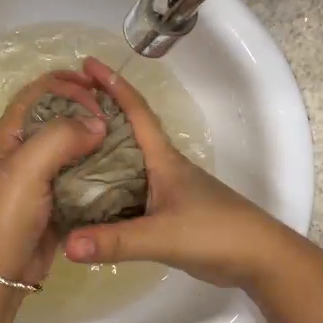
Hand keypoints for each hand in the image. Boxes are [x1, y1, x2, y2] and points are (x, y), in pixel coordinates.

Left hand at [0, 70, 106, 286]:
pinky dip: (99, 169)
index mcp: (9, 133)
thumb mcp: (26, 168)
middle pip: (59, 115)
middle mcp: (24, 149)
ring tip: (125, 139)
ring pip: (72, 146)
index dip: (69, 85)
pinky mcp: (56, 199)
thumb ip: (61, 137)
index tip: (100, 96)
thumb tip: (98, 123)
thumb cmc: (5, 216)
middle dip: (88, 109)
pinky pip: (80, 175)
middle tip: (119, 115)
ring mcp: (40, 175)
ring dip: (96, 140)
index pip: (40, 91)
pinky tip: (120, 169)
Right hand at [64, 56, 292, 288]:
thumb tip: (67, 244)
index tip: (87, 63)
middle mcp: (163, 169)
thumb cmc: (215, 233)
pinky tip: (88, 198)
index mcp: (164, 161)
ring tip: (65, 149)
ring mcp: (167, 191)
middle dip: (99, 115)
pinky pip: (128, 192)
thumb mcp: (162, 236)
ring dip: (100, 153)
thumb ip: (115, 241)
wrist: (258, 258)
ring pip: (126, 164)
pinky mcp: (168, 214)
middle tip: (64, 105)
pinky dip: (107, 188)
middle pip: (126, 133)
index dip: (114, 86)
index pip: (137, 113)